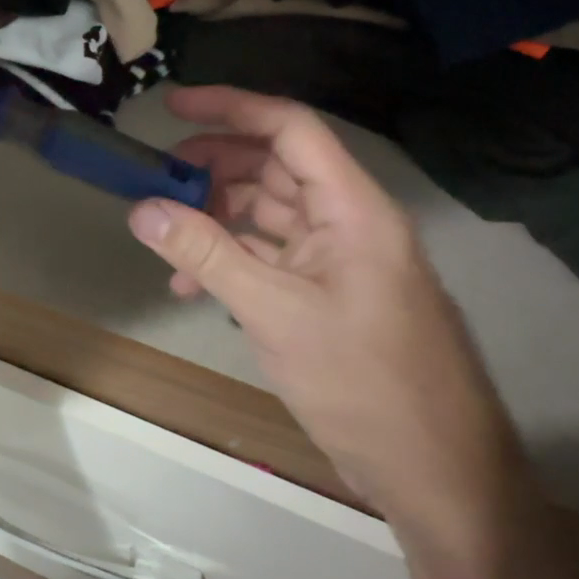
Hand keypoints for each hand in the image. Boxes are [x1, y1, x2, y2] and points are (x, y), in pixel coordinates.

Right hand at [126, 87, 519, 518]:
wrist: (438, 474)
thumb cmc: (364, 383)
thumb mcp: (274, 313)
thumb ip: (205, 253)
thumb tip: (140, 208)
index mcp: (353, 210)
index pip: (291, 130)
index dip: (232, 107)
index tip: (172, 105)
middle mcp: (348, 222)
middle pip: (272, 165)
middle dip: (211, 165)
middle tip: (156, 176)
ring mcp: (338, 259)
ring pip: (264, 210)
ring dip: (212, 217)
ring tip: (164, 236)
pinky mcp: (327, 293)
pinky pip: (267, 254)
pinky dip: (226, 258)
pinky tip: (187, 285)